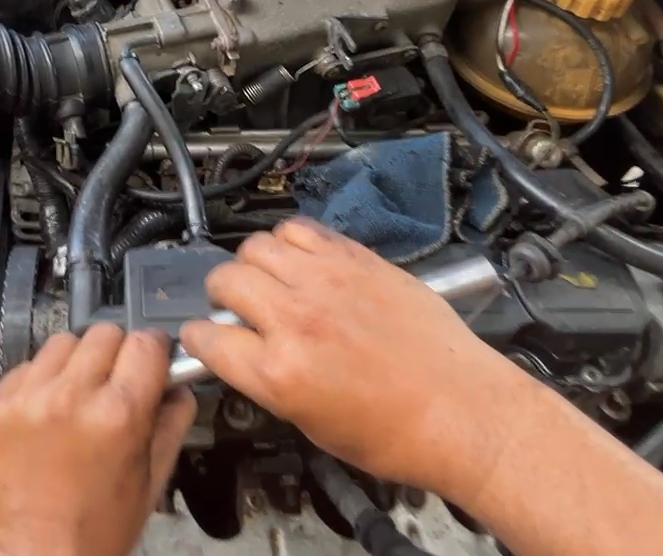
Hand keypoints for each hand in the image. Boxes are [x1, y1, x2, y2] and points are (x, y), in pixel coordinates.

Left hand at [0, 325, 196, 555]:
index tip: (151, 359)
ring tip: (76, 397)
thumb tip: (178, 380)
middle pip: (104, 332)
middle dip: (116, 354)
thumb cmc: (101, 525)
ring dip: (76, 362)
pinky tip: (47, 411)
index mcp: (119, 414)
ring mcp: (30, 398)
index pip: (144, 342)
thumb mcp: (155, 477)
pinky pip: (28, 365)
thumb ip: (174, 418)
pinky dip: (42, 380)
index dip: (153, 350)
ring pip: (64, 341)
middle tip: (112, 384)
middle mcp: (72, 396)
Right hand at [179, 218, 549, 504]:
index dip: (199, 339)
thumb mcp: (311, 423)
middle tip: (236, 306)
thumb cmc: (395, 433)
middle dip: (221, 295)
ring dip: (253, 264)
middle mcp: (296, 319)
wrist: (463, 411)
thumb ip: (266, 379)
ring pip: (257, 246)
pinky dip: (290, 242)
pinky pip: (300, 228)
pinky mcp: (354, 258)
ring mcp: (326, 281)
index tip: (204, 336)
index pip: (207, 339)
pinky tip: (300, 261)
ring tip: (268, 279)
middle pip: (226, 280)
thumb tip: (242, 350)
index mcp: (280, 373)